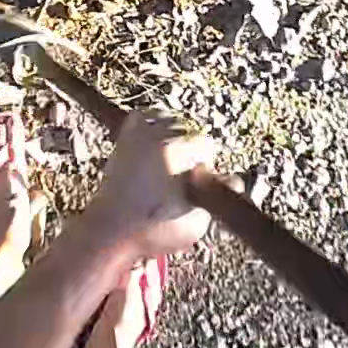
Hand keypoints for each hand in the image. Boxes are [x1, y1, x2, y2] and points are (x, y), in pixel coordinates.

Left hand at [86, 110, 215, 260]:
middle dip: (191, 150)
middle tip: (184, 176)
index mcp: (176, 151)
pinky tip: (156, 141)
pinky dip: (153, 123)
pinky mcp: (124, 138)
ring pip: (169, 119)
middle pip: (188, 129)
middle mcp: (157, 135)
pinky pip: (145, 115)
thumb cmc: (154, 230)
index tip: (200, 183)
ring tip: (171, 161)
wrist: (110, 231)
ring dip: (175, 136)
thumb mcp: (196, 221)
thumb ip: (219, 196)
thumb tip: (238, 181)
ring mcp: (138, 134)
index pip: (206, 144)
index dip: (207, 165)